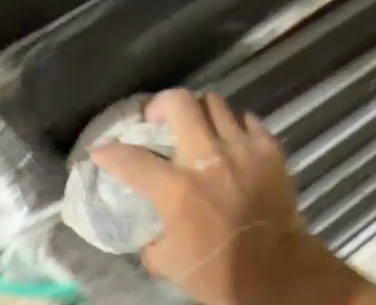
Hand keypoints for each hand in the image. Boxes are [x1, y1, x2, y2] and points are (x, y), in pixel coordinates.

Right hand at [92, 90, 372, 304]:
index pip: (132, 160)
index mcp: (177, 189)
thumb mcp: (169, 263)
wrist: (274, 271)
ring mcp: (242, 147)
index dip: (110, 152)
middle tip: (158, 117)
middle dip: (162, 104)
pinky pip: (248, 120)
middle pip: (180, 103)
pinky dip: (236, 126)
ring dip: (201, 112)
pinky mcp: (268, 148)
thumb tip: (151, 227)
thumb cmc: (218, 271)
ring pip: (216, 104)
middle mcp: (208, 158)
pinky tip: (232, 139)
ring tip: (198, 125)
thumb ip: (153, 237)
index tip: (101, 149)